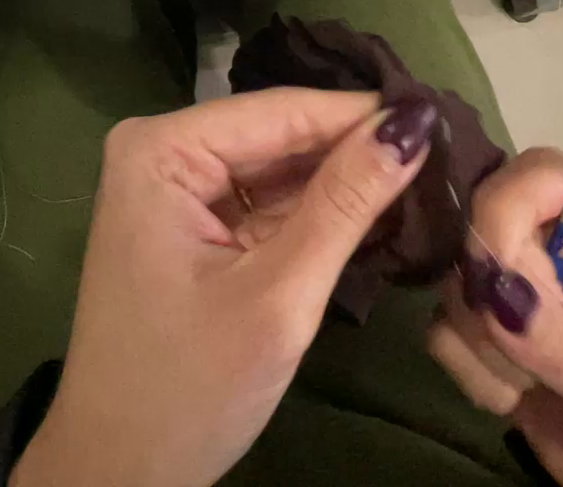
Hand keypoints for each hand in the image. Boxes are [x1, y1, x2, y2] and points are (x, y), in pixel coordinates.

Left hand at [10, 88, 438, 486]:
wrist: (119, 467)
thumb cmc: (189, 387)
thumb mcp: (277, 295)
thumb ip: (343, 204)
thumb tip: (409, 126)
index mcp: (161, 149)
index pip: (278, 111)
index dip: (361, 112)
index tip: (440, 115)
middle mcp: (161, 148)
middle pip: (276, 134)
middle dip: (354, 145)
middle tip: (443, 148)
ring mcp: (174, 184)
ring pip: (275, 165)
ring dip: (341, 176)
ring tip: (426, 170)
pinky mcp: (191, 218)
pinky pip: (263, 198)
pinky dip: (315, 207)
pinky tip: (376, 204)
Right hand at [426, 149, 562, 486]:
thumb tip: (497, 293)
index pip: (548, 174)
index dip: (508, 206)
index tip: (499, 274)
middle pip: (485, 219)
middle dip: (496, 297)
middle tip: (532, 357)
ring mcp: (524, 288)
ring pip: (458, 274)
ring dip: (485, 342)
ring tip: (535, 388)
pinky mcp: (491, 329)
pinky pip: (442, 320)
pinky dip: (468, 367)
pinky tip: (513, 399)